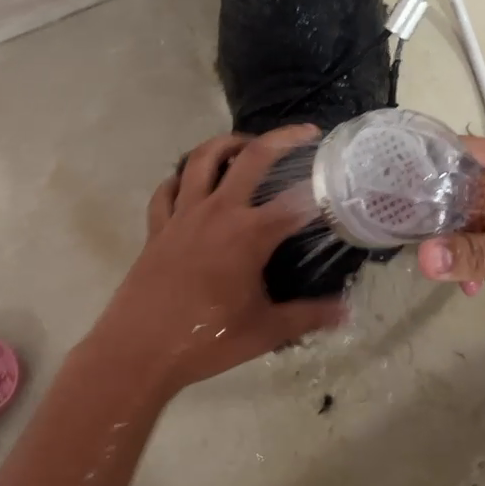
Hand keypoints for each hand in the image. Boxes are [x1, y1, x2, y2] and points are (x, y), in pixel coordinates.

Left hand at [90, 126, 346, 393]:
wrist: (137, 352)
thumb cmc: (206, 340)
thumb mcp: (265, 331)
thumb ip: (308, 316)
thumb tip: (347, 312)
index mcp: (249, 234)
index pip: (296, 201)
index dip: (320, 189)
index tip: (337, 182)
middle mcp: (218, 212)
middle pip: (252, 157)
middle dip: (282, 138)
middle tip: (304, 133)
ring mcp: (184, 215)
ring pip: (204, 158)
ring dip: (228, 143)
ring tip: (247, 144)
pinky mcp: (158, 227)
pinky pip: (168, 189)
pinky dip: (182, 177)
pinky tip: (192, 182)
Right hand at [415, 137, 484, 331]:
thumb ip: (478, 254)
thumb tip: (423, 256)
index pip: (455, 151)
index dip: (423, 169)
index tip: (391, 194)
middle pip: (456, 186)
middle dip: (437, 217)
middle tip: (411, 243)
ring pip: (467, 218)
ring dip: (457, 246)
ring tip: (454, 279)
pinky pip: (481, 240)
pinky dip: (473, 260)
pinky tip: (471, 287)